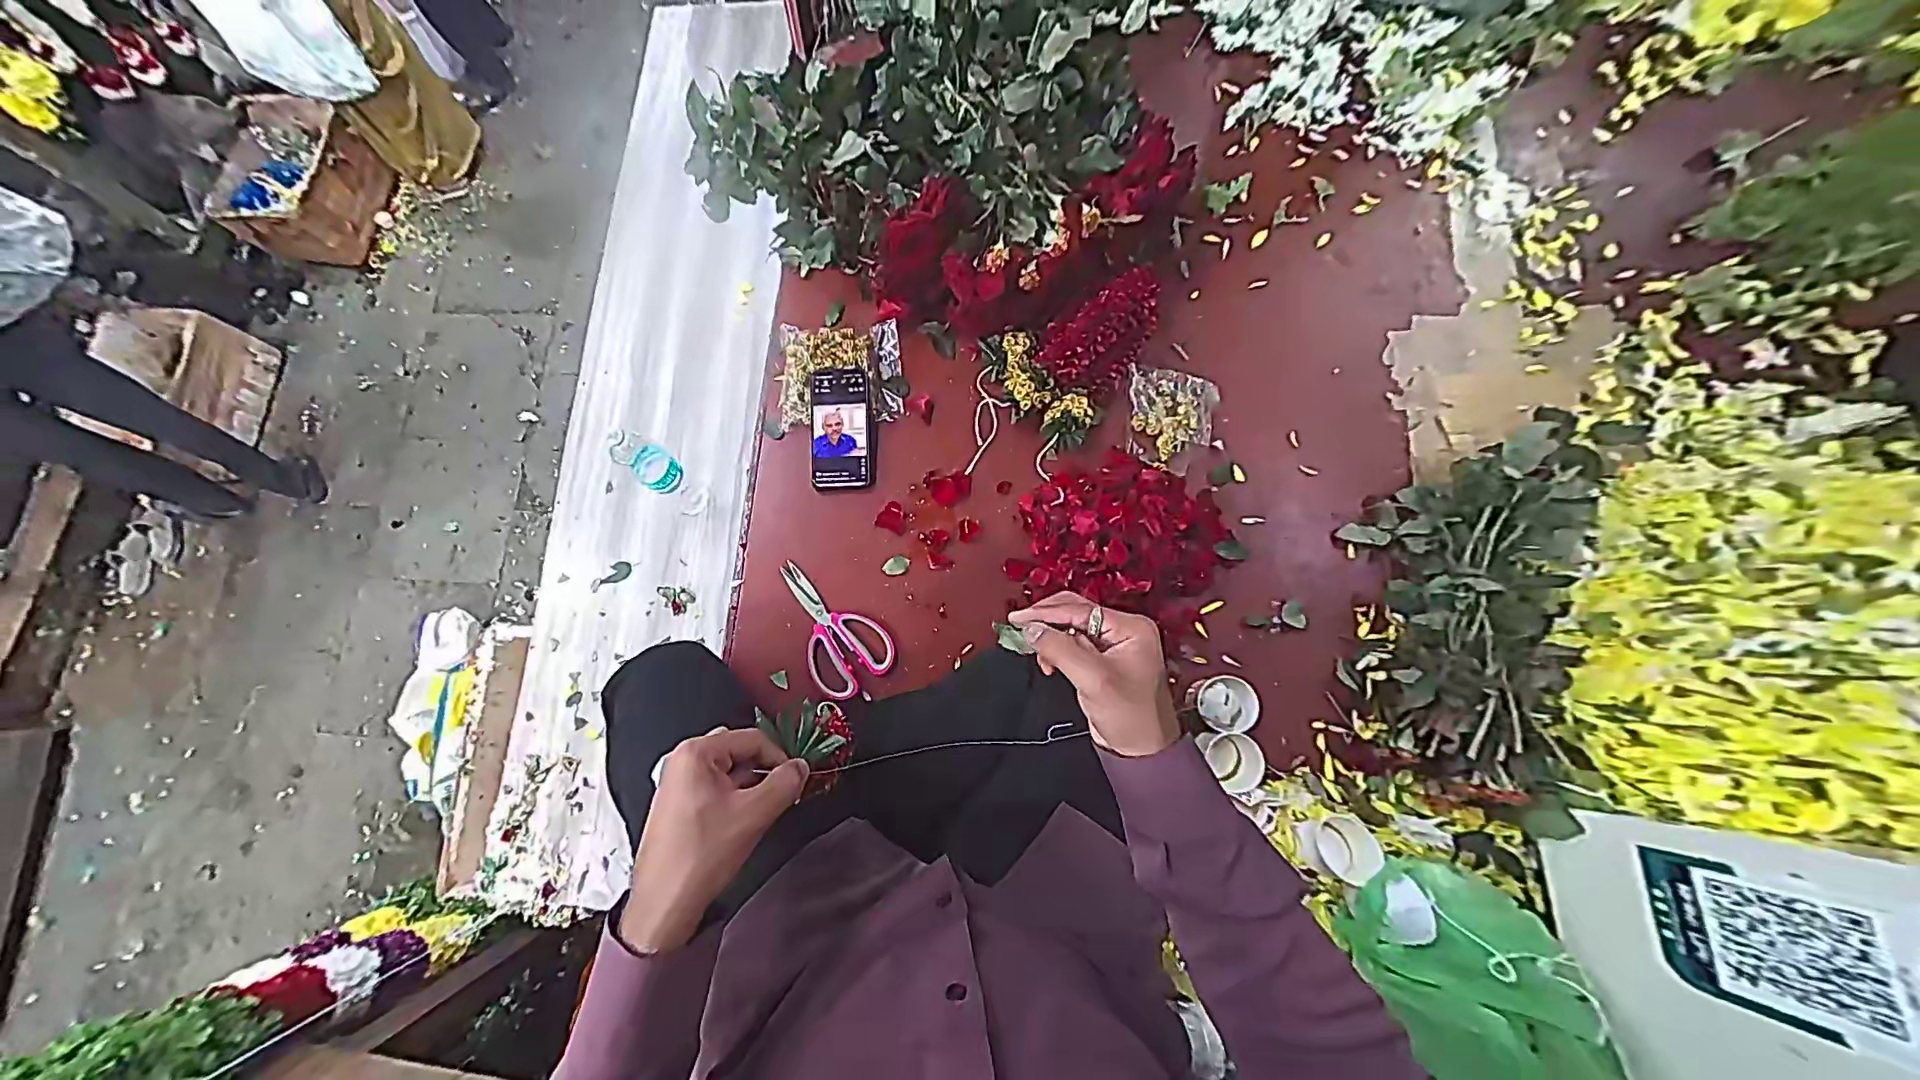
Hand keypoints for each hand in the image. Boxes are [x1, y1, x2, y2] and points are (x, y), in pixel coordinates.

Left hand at [619, 727, 807, 952]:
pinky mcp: (677, 805)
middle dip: (763, 772)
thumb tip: (800, 767)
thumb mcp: (755, 813)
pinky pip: (715, 788)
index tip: (794, 781)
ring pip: (729, 772)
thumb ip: (785, 782)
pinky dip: (733, 799)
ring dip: (750, 788)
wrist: (663, 905)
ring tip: (758, 814)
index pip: (753, 739)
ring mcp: (676, 783)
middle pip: (740, 752)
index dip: (779, 758)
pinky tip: (739, 824)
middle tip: (778, 796)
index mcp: (696, 753)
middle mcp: (681, 761)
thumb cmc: (702, 855)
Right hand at [1008, 592, 1178, 757]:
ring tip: (1035, 651)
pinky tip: (1048, 662)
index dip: (1047, 612)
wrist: (1142, 750)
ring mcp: (1112, 644)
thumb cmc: (1131, 717)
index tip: (1018, 619)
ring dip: (1050, 638)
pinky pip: (1072, 644)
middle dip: (1046, 621)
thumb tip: (1031, 629)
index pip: (1081, 609)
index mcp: (1131, 627)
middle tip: (1018, 627)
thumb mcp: (1093, 680)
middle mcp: (1123, 630)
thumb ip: (1061, 650)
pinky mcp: (1101, 659)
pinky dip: (1055, 650)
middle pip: (1075, 613)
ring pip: (1070, 628)